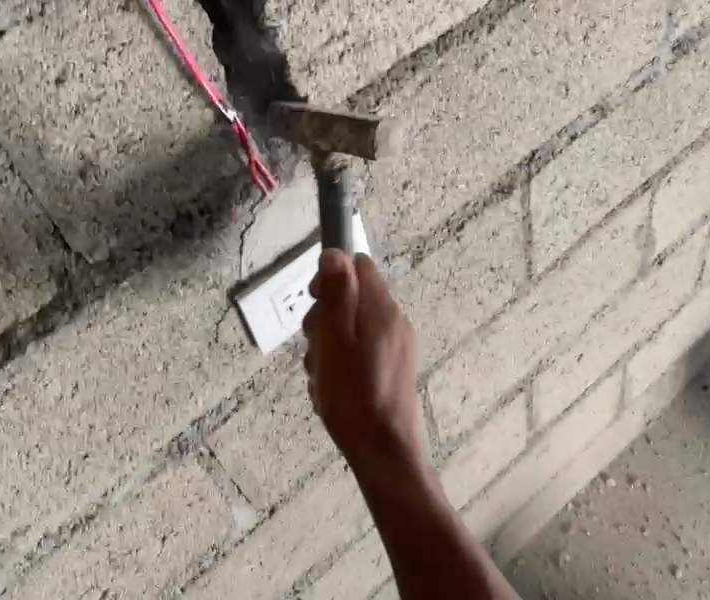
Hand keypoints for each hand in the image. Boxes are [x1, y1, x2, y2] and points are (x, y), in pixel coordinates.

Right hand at [303, 249, 427, 471]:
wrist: (385, 455)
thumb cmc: (354, 397)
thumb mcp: (335, 341)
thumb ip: (336, 295)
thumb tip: (334, 252)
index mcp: (382, 309)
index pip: (358, 265)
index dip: (330, 277)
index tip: (313, 304)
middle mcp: (394, 322)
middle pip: (351, 297)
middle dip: (324, 318)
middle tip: (315, 349)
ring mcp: (396, 347)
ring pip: (351, 327)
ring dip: (328, 345)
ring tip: (322, 376)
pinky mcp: (392, 369)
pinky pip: (359, 351)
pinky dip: (341, 363)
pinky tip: (331, 389)